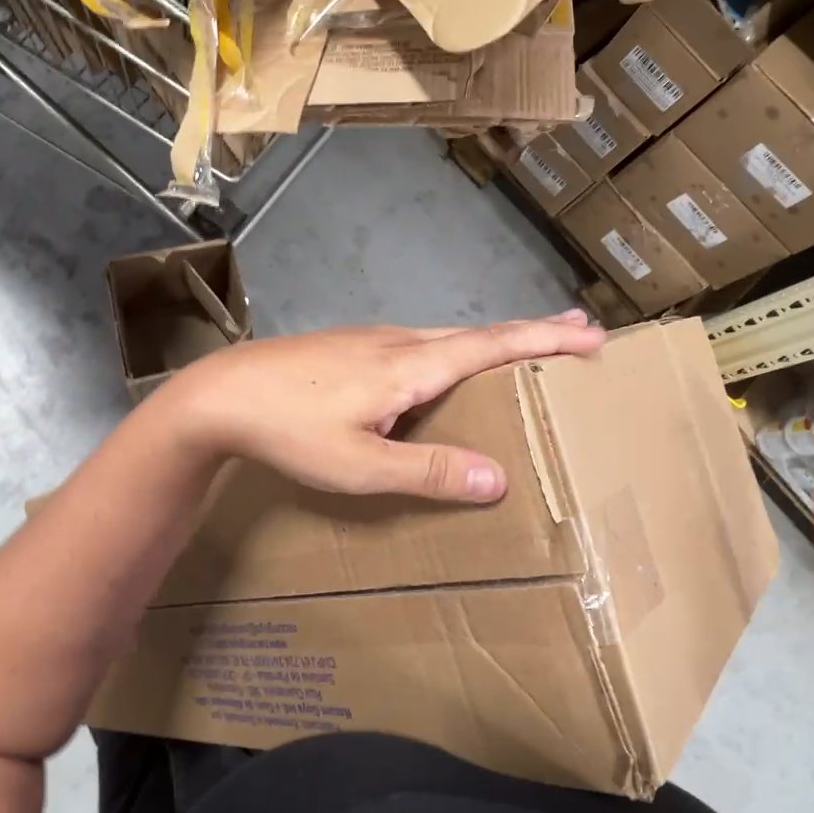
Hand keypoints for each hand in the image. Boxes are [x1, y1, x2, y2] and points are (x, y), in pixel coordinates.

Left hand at [155, 312, 605, 502]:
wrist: (221, 394)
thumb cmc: (291, 430)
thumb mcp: (360, 465)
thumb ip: (428, 470)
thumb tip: (500, 478)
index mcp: (411, 365)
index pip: (493, 345)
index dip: (545, 339)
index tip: (592, 333)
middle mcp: (398, 342)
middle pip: (476, 333)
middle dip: (530, 334)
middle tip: (576, 335)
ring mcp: (370, 340)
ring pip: (446, 337)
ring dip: (490, 342)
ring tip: (521, 354)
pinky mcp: (349, 347)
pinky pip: (418, 345)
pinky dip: (453, 352)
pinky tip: (441, 371)